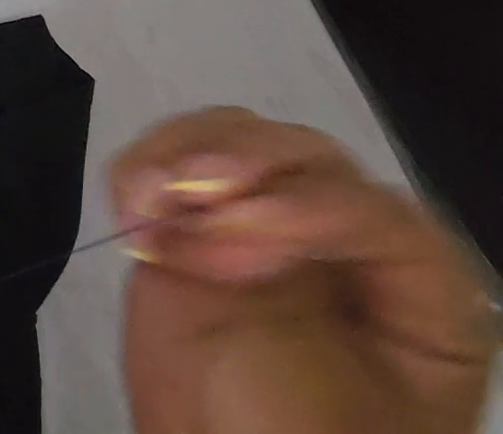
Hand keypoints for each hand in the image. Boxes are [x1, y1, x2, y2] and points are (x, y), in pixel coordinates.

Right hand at [113, 107, 494, 433]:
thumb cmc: (280, 432)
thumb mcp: (322, 384)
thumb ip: (290, 289)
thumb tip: (220, 208)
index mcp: (411, 292)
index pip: (381, 212)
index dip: (310, 211)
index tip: (232, 250)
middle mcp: (338, 242)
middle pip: (306, 156)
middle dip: (238, 165)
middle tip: (184, 200)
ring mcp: (254, 223)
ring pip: (231, 136)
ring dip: (178, 154)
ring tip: (143, 200)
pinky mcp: (183, 219)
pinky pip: (163, 161)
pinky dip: (137, 168)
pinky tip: (129, 205)